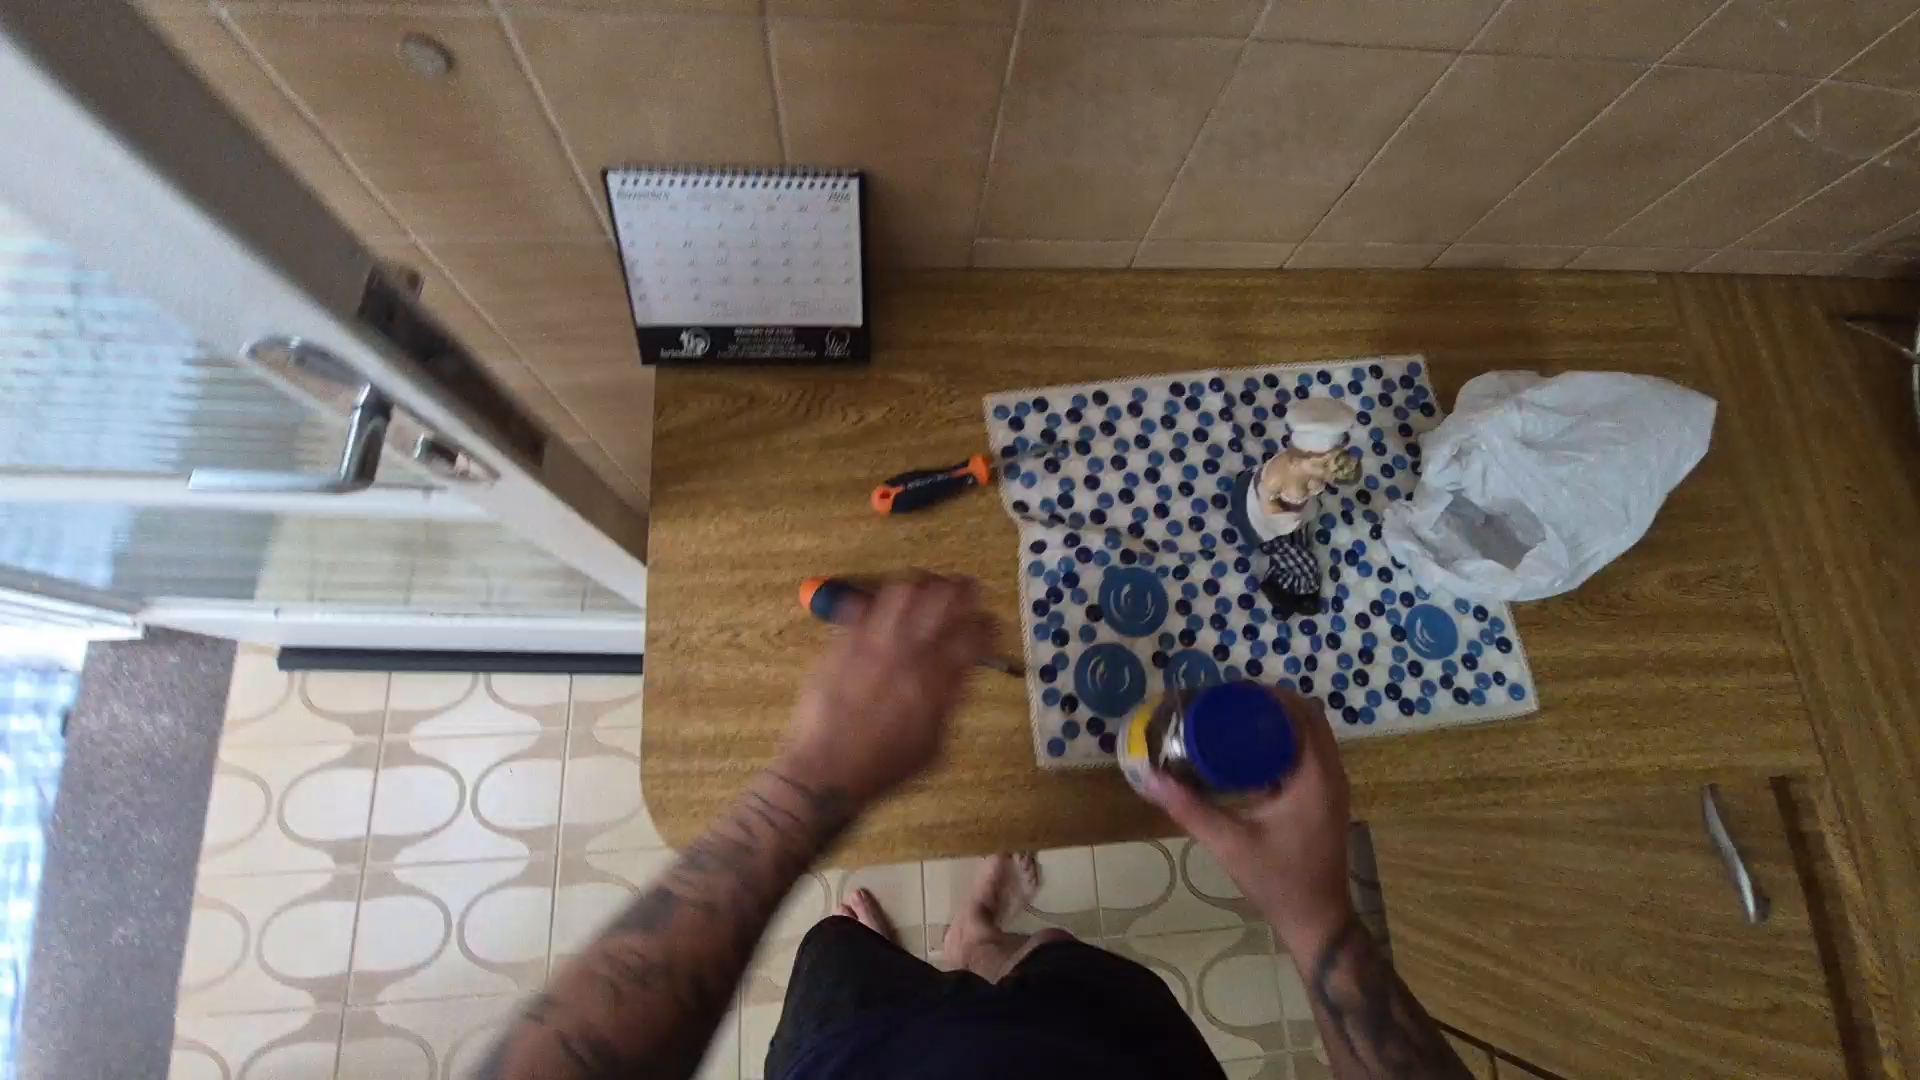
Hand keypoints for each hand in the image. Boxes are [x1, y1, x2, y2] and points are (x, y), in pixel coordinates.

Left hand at [781, 576, 990, 807]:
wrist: (826, 771)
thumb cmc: (883, 767)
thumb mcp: (933, 743)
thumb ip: (949, 702)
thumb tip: (959, 676)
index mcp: (937, 681)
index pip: (974, 637)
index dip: (986, 625)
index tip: (988, 623)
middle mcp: (907, 655)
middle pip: (942, 601)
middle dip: (961, 590)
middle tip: (965, 588)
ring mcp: (872, 645)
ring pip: (903, 592)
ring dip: (920, 585)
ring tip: (925, 587)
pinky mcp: (842, 643)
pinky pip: (861, 605)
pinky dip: (876, 601)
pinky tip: (882, 606)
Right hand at [1143, 687, 1354, 957]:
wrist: (1317, 921)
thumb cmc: (1277, 880)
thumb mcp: (1229, 843)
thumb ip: (1188, 808)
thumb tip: (1149, 774)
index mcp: (1314, 778)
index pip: (1302, 714)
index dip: (1269, 695)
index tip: (1231, 690)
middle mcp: (1330, 774)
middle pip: (1309, 715)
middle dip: (1271, 701)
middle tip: (1228, 700)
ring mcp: (1332, 786)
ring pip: (1312, 732)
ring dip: (1280, 717)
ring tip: (1236, 715)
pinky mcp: (1325, 796)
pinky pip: (1310, 750)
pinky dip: (1286, 737)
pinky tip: (1251, 745)